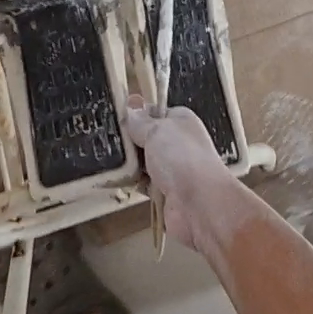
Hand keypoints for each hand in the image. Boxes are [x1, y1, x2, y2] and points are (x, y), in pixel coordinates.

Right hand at [125, 94, 241, 253]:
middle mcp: (178, 143)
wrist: (200, 204)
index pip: (155, 112)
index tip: (120, 118)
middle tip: (113, 143)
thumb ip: (140, 121)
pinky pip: (144, 183)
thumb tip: (132, 109)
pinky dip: (135, 183)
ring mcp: (173, 169)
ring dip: (132, 164)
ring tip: (114, 162)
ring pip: (144, 162)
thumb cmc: (182, 158)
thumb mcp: (156, 130)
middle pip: (147, 138)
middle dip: (131, 142)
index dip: (138, 115)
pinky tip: (123, 181)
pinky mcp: (165, 193)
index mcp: (181, 121)